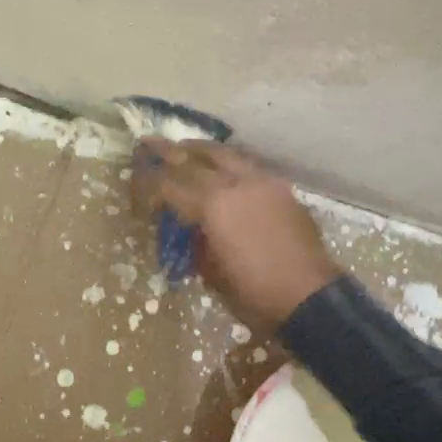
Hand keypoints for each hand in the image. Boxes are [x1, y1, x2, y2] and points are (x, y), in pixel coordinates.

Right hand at [136, 138, 342, 335]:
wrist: (308, 299)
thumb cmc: (252, 294)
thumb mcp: (210, 271)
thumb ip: (196, 239)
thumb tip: (190, 226)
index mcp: (212, 205)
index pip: (169, 184)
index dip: (147, 182)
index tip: (133, 180)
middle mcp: (235, 183)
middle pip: (194, 158)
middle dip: (168, 151)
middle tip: (148, 142)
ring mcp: (263, 183)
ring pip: (226, 155)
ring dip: (201, 150)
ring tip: (186, 149)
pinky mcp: (282, 190)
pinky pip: (249, 167)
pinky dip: (229, 164)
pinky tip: (223, 170)